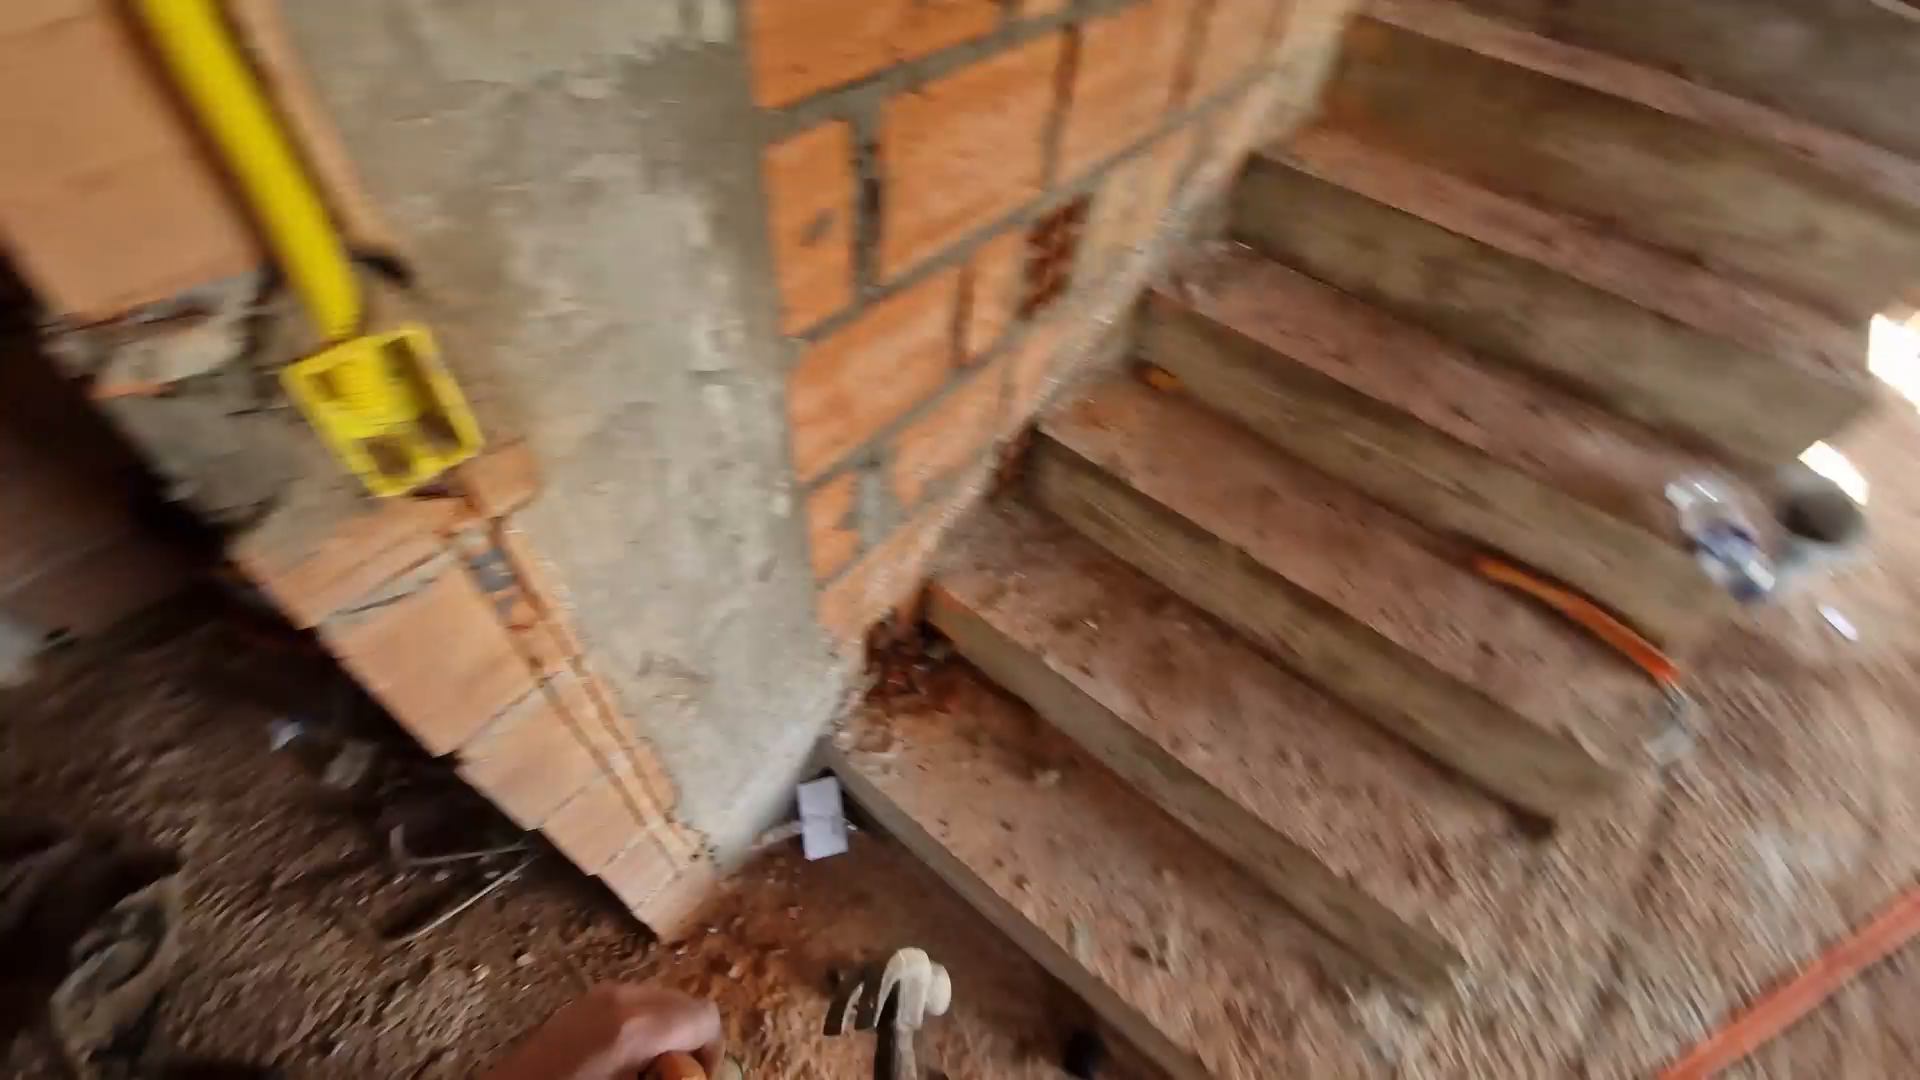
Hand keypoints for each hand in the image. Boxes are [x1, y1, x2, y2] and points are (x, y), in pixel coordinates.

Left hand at [480, 983, 723, 1079]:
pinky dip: (639, 1029)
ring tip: (642, 1074)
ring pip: (659, 1001)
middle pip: (685, 1004)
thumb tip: (695, 1074)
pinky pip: (630, 1005)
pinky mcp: (578, 1004)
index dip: (713, 1052)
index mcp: (635, 1028)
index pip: (704, 1017)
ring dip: (665, 1035)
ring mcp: (597, 996)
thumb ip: (666, 1079)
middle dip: (689, 1043)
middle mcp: (622, 998)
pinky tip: (615, 1066)